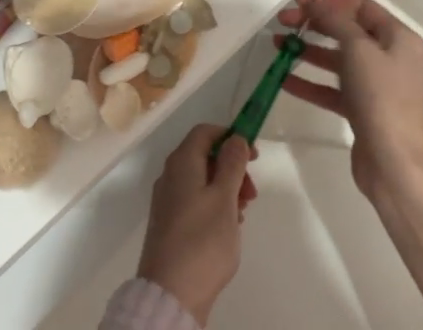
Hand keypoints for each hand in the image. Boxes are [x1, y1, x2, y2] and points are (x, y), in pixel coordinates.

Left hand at [135, 124, 258, 325]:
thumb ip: (232, 164)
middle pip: (204, 156)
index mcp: (181, 163)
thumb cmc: (203, 239)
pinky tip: (228, 228)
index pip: (204, 132)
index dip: (230, 137)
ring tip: (242, 215)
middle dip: (232, 168)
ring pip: (202, 181)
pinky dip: (215, 206)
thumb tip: (235, 137)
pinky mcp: (170, 222)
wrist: (171, 290)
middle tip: (252, 195)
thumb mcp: (224, 198)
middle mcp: (170, 175)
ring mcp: (168, 199)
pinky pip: (196, 201)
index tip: (254, 156)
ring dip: (227, 190)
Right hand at [277, 0, 422, 198]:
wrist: (395, 163)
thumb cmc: (381, 98)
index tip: (297, 2)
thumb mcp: (358, 49)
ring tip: (278, 46)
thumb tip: (316, 5)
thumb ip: (336, 22)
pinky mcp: (363, 110)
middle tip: (283, 22)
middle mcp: (390, 58)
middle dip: (314, 24)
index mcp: (398, 38)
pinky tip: (284, 80)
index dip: (329, 0)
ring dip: (308, 51)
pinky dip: (310, 82)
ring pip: (337, 60)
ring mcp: (377, 85)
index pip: (361, 7)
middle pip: (347, 31)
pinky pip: (332, 88)